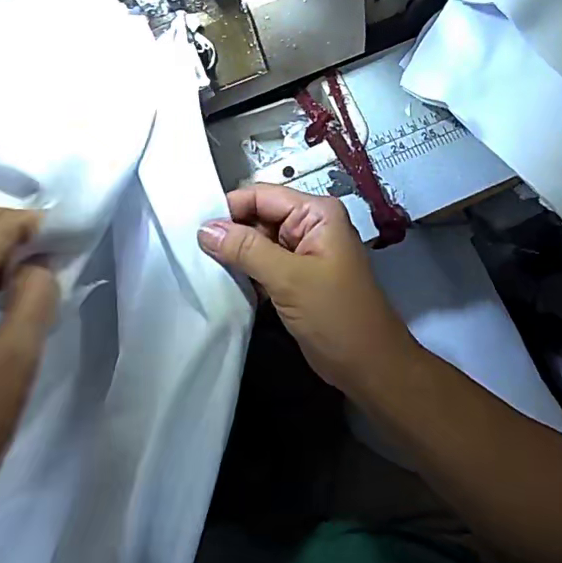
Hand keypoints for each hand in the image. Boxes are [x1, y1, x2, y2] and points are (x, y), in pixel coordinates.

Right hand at [198, 183, 416, 395]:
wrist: (370, 366)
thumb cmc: (338, 316)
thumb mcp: (289, 279)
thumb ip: (246, 250)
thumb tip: (206, 229)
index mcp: (317, 213)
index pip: (263, 195)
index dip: (230, 208)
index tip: (193, 227)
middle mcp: (310, 225)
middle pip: (258, 217)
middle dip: (229, 233)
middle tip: (191, 252)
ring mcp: (304, 253)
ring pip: (258, 243)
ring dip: (234, 256)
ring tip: (201, 268)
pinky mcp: (296, 278)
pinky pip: (263, 265)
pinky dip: (245, 274)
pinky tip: (223, 285)